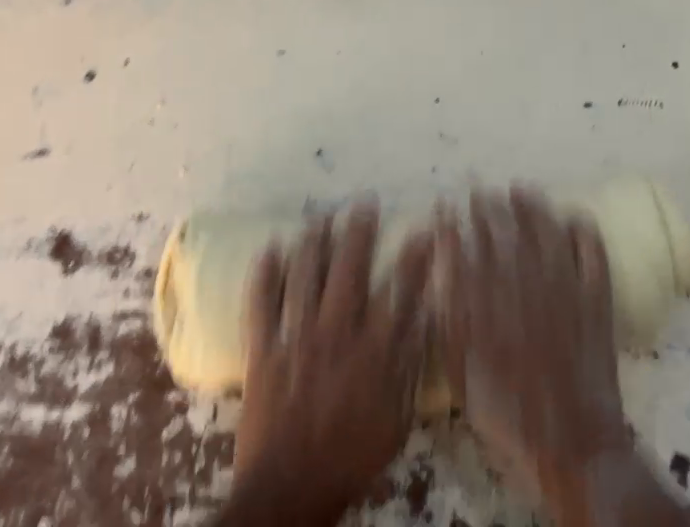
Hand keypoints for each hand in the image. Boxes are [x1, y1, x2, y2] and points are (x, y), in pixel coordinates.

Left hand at [223, 200, 432, 526]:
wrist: (290, 487)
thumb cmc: (352, 455)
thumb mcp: (397, 417)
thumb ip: (411, 365)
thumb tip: (428, 318)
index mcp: (373, 351)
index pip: (399, 292)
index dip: (414, 258)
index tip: (425, 228)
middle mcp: (336, 334)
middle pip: (349, 271)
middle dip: (359, 232)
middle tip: (364, 203)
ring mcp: (296, 338)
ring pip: (304, 276)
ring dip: (314, 242)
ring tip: (320, 215)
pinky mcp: (263, 350)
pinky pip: (261, 304)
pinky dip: (265, 275)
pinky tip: (270, 249)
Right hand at [437, 186, 689, 526]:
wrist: (572, 445)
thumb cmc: (508, 417)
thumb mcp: (463, 377)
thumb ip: (451, 325)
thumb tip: (443, 279)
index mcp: (489, 305)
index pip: (468, 252)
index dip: (455, 226)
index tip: (447, 205)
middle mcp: (525, 288)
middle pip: (504, 237)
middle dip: (489, 209)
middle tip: (479, 190)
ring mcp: (565, 291)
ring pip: (547, 236)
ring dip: (532, 210)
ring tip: (520, 190)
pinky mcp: (596, 302)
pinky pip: (592, 258)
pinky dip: (584, 235)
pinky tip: (575, 217)